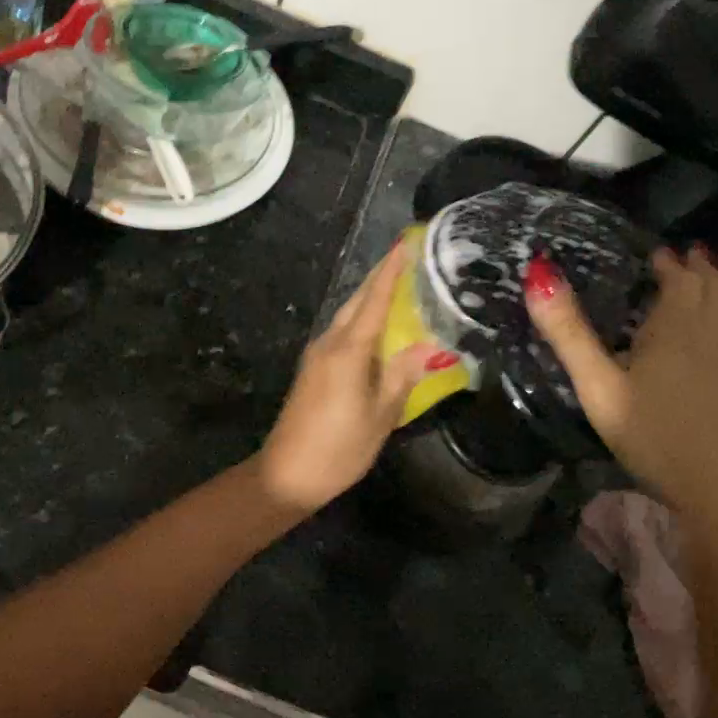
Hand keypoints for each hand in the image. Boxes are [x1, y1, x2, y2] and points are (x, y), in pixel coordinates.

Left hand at [256, 241, 441, 512]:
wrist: (287, 474)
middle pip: (357, 301)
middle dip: (381, 277)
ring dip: (371, 298)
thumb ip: (403, 374)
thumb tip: (430, 345)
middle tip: (408, 259)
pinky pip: (343, 332)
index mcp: (349, 349)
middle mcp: (330, 342)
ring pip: (348, 315)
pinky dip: (363, 320)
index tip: (406, 243)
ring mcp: (318, 355)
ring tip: (400, 287)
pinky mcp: (314, 369)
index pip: (374, 298)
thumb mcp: (382, 414)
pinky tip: (379, 327)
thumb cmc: (339, 446)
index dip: (392, 270)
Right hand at [525, 245, 717, 502]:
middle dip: (705, 275)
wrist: (710, 492)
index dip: (671, 266)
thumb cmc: (648, 432)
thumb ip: (568, 332)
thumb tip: (539, 273)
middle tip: (697, 255)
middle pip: (714, 300)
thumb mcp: (596, 382)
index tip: (659, 251)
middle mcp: (704, 348)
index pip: (680, 287)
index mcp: (673, 335)